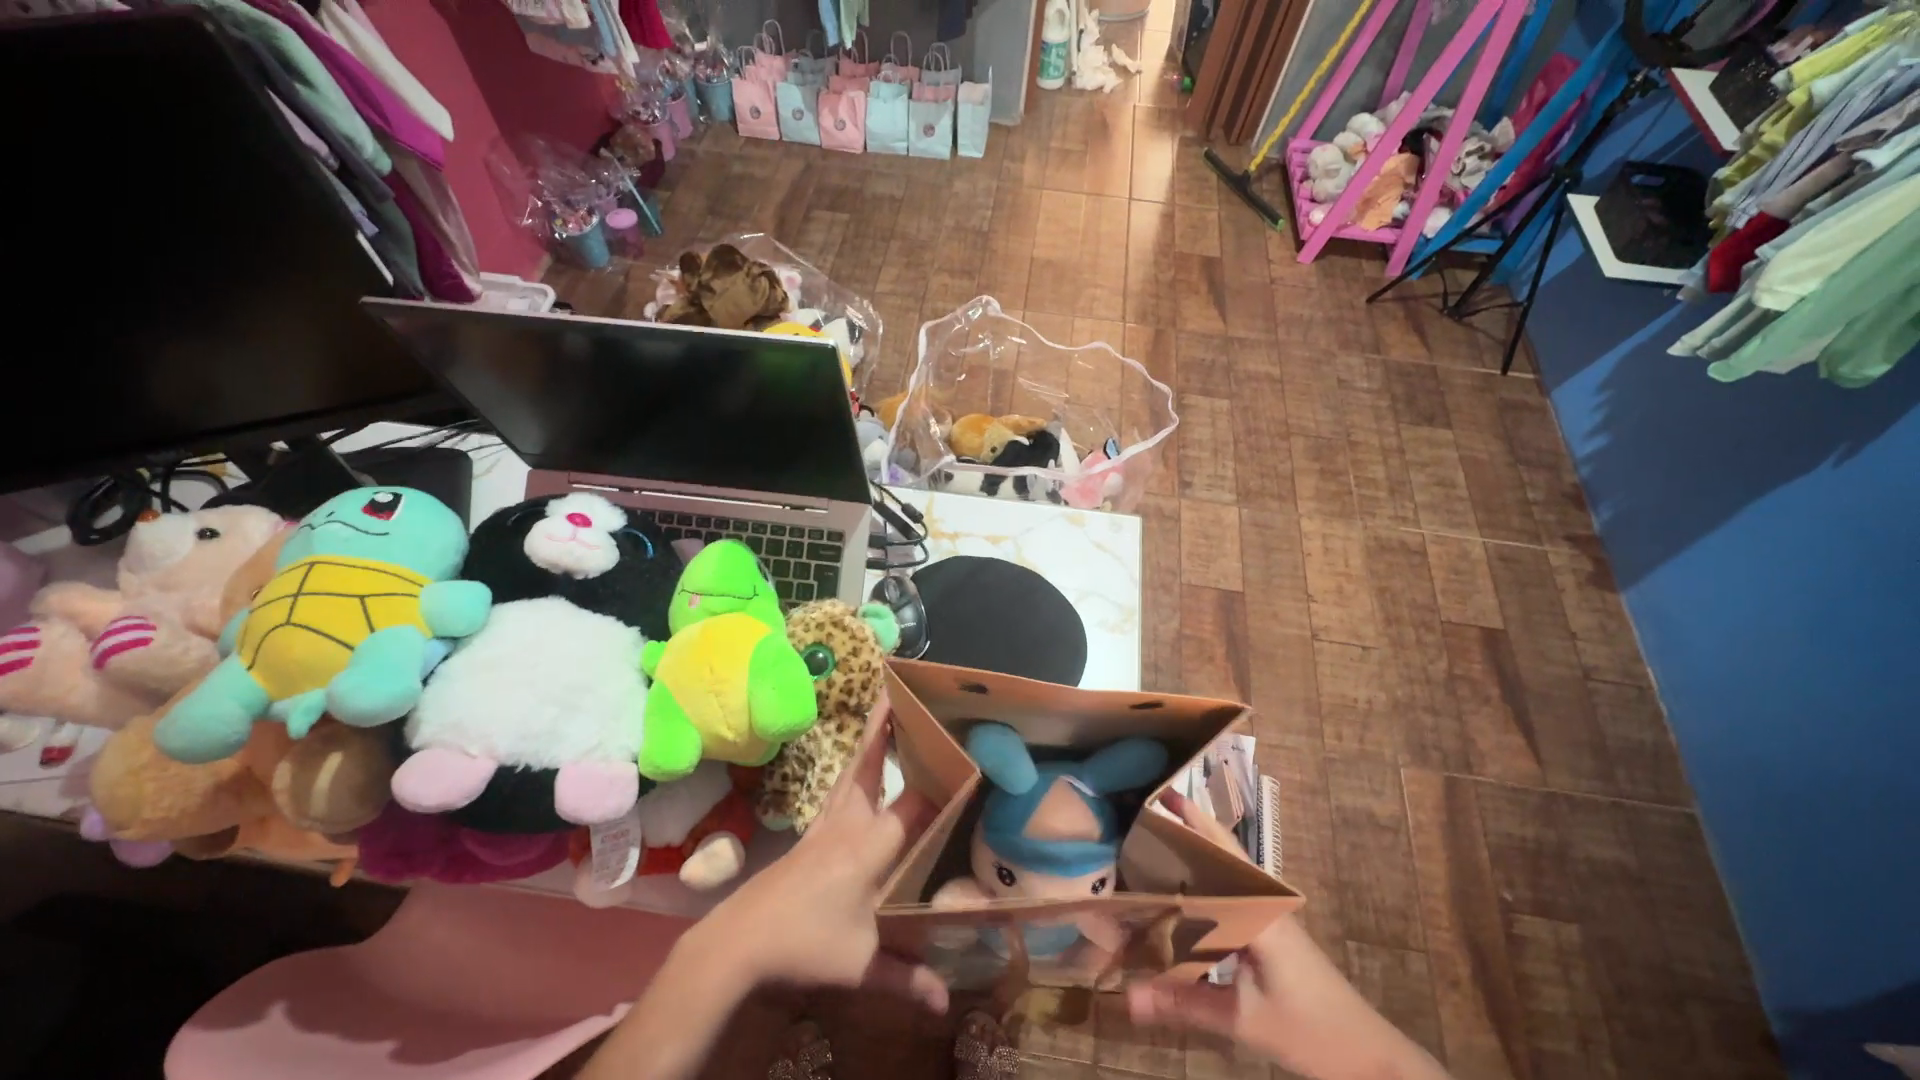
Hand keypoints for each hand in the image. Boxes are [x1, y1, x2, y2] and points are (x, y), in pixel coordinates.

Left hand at [689, 694, 948, 1012]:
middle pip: (871, 769)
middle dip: (887, 732)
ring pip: (851, 775)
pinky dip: (853, 770)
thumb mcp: (859, 966)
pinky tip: (856, 775)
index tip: (968, 756)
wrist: (737, 941)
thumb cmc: (803, 946)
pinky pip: (838, 792)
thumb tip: (947, 1004)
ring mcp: (824, 828)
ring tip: (882, 715)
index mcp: (868, 849)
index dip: (942, 782)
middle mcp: (847, 826)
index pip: (914, 806)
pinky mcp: (809, 837)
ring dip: (868, 744)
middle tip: (901, 695)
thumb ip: (905, 979)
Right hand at [1125, 792, 1448, 1079]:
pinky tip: (1179, 902)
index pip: (1221, 852)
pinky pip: (1231, 902)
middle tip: (1139, 820)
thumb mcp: (1243, 1020)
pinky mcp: (1271, 940)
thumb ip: (1184, 1005)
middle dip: (1186, 834)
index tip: (1157, 799)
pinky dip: (1204, 891)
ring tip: (1150, 851)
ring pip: (1227, 879)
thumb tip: (1127, 998)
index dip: (1191, 823)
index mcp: (1261, 912)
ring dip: (1195, 861)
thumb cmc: (1311, 1030)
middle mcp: (1266, 907)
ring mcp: (1271, 922)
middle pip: (1222, 857)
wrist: (1368, 1058)